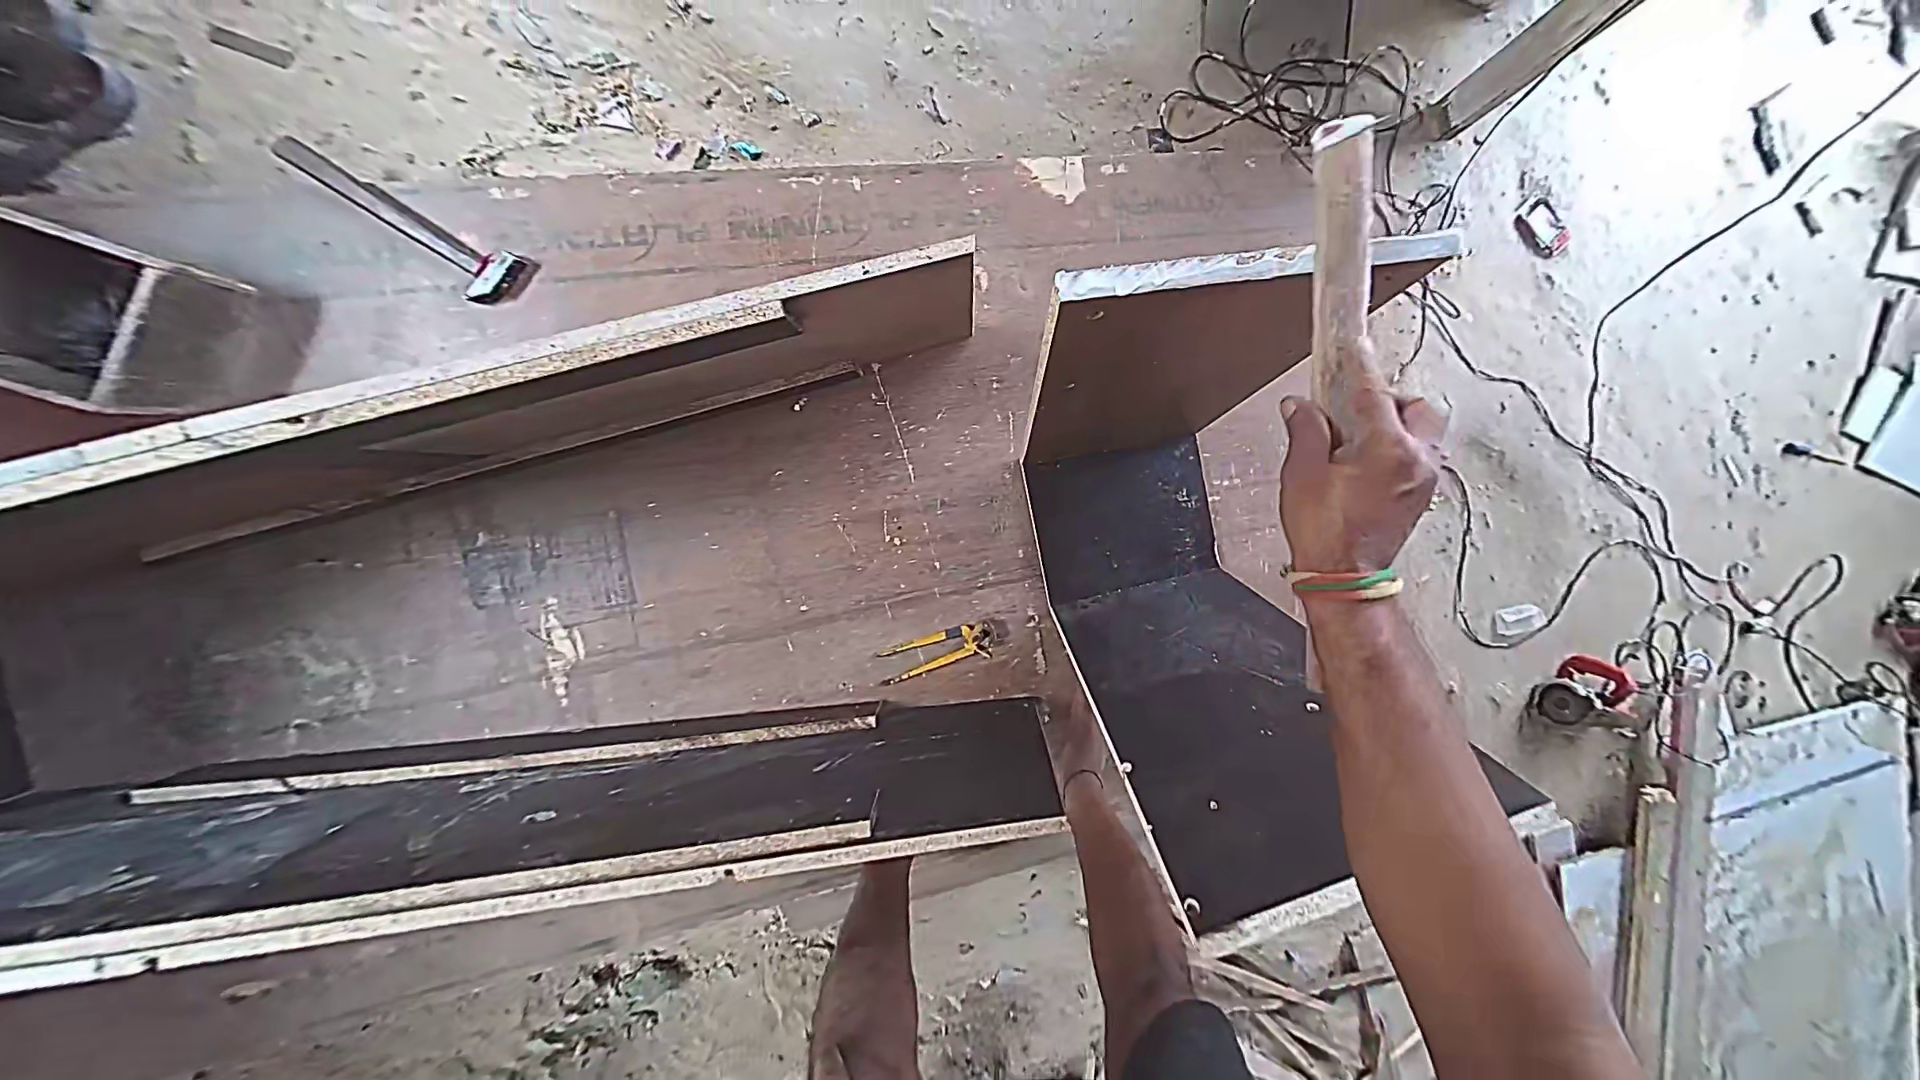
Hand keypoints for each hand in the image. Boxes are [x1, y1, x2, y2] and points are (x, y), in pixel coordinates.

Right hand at [1278, 384, 1447, 573]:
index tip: (1353, 346)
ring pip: (1421, 433)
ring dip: (1392, 427)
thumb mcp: (1301, 475)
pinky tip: (1362, 463)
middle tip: (1351, 410)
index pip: (1373, 393)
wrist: (1342, 575)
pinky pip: (1415, 456)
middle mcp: (1416, 461)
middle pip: (1416, 408)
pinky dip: (1393, 450)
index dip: (1358, 366)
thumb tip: (1300, 408)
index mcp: (1388, 450)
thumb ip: (1306, 432)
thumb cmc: (1325, 532)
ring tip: (1354, 439)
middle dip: (1387, 401)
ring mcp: (1422, 480)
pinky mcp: (1418, 496)